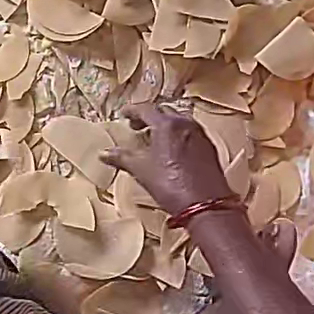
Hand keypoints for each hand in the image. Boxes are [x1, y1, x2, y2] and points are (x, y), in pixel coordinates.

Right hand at [100, 103, 232, 212]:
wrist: (206, 204)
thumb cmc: (171, 184)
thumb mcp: (141, 170)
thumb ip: (122, 157)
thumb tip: (104, 153)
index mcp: (166, 125)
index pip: (146, 109)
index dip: (132, 111)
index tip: (124, 114)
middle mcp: (185, 124)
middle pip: (164, 112)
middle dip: (149, 117)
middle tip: (136, 126)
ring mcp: (200, 136)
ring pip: (179, 122)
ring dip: (165, 126)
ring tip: (154, 138)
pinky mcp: (209, 149)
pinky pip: (190, 134)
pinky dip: (178, 136)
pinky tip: (172, 151)